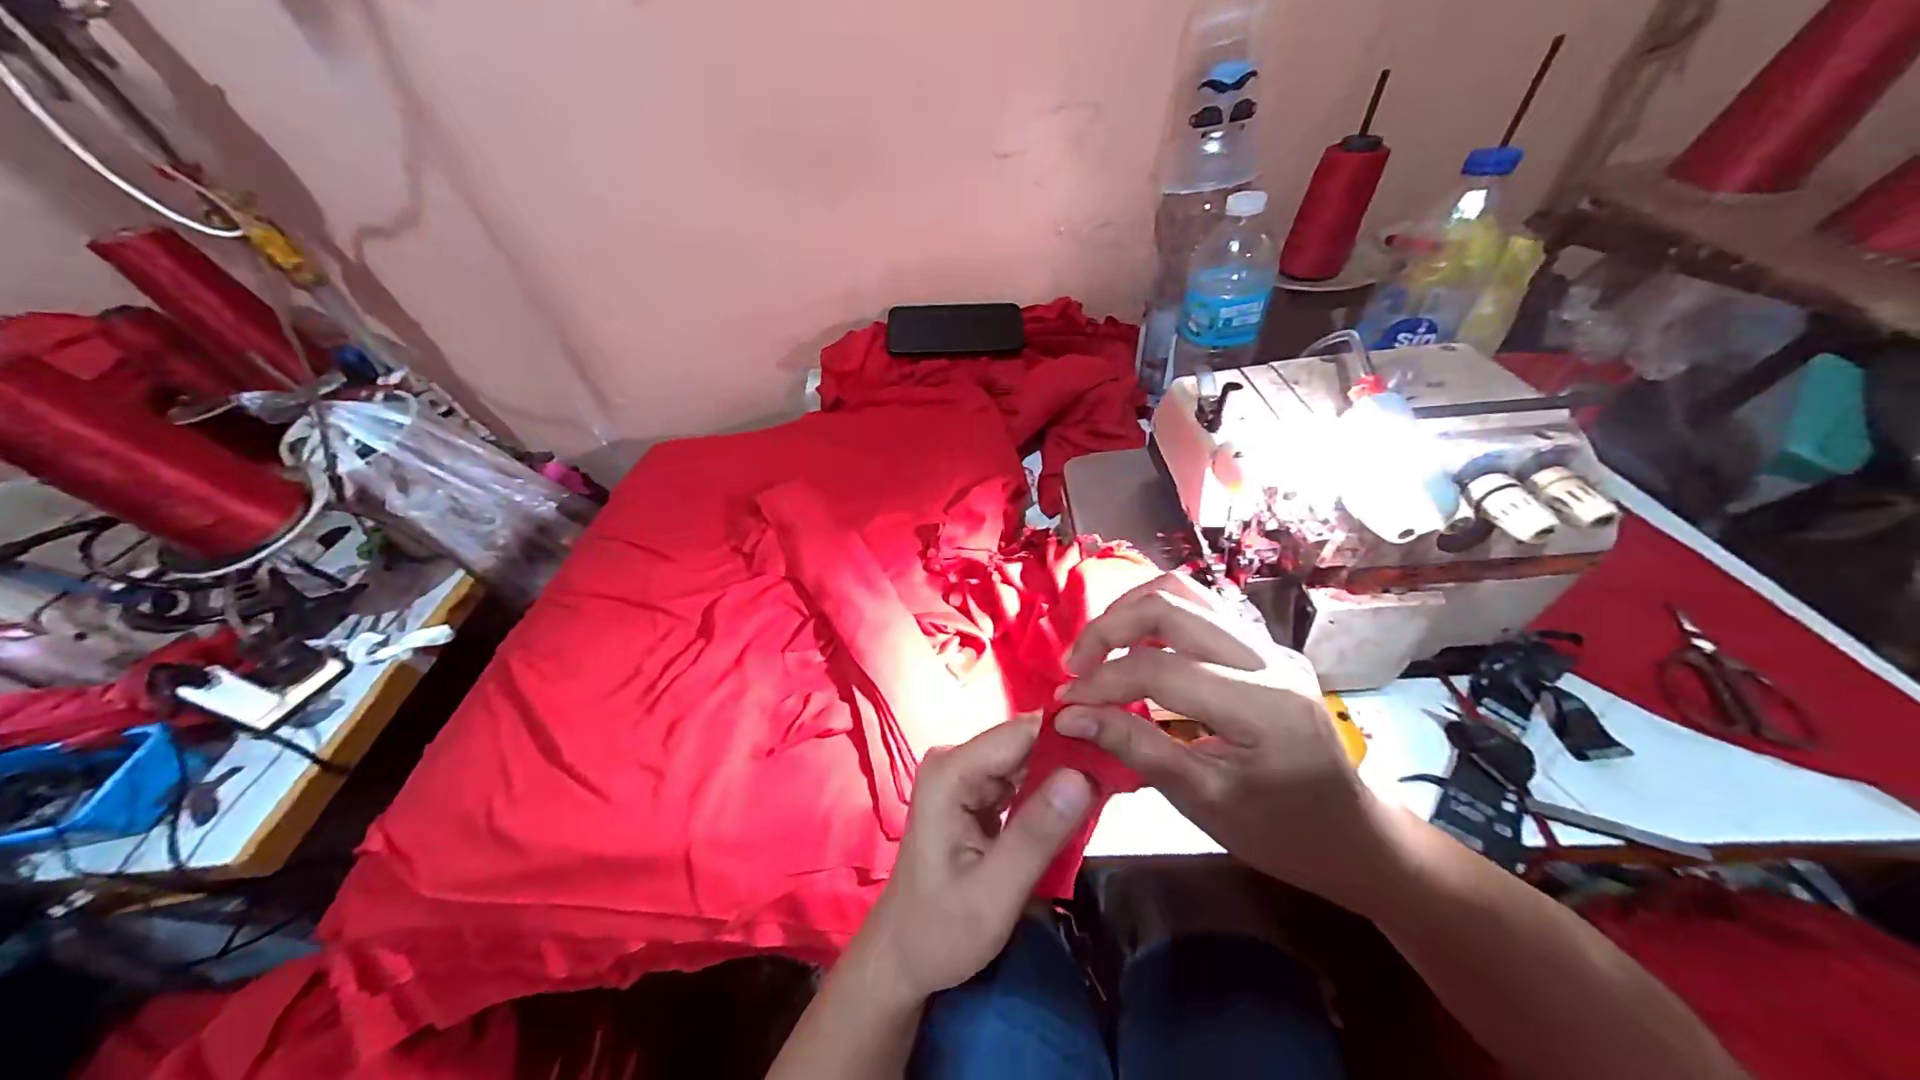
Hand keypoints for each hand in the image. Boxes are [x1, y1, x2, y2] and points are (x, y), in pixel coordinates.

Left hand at [843, 718, 1092, 1005]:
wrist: (903, 956)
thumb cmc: (940, 932)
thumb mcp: (994, 894)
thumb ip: (1036, 834)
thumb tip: (1082, 776)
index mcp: (950, 772)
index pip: (1023, 732)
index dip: (1072, 736)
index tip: (1118, 754)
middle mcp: (955, 760)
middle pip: (1028, 741)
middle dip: (1074, 756)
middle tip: (1121, 780)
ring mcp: (964, 774)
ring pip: (1030, 758)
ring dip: (1068, 774)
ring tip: (1110, 791)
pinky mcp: (975, 791)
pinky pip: (1024, 778)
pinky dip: (1053, 792)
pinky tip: (1082, 806)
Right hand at [1056, 573, 1402, 909]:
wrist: (1354, 836)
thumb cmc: (1282, 833)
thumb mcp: (1204, 801)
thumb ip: (1135, 749)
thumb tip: (1070, 718)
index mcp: (1261, 703)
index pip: (1160, 668)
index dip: (1101, 682)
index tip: (1065, 705)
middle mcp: (1268, 658)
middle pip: (1172, 603)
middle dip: (1110, 627)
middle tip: (1077, 665)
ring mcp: (1270, 646)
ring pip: (1188, 593)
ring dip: (1132, 613)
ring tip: (1101, 650)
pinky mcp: (1265, 648)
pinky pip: (1202, 612)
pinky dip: (1158, 621)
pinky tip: (1138, 651)